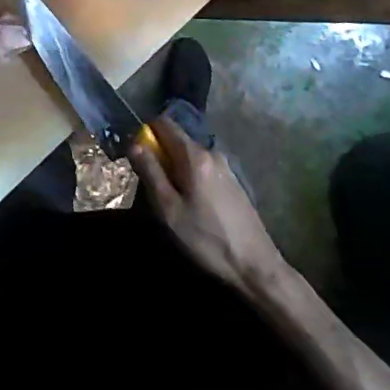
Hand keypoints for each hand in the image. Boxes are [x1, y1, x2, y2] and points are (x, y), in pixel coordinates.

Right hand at [132, 118, 285, 294]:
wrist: (255, 265)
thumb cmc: (207, 238)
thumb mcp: (170, 209)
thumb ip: (151, 172)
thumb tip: (134, 143)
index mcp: (195, 155)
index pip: (165, 124)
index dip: (146, 133)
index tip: (137, 156)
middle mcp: (211, 153)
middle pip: (177, 141)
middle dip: (160, 156)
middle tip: (152, 188)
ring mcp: (225, 167)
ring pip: (189, 157)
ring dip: (175, 170)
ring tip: (171, 202)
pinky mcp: (233, 182)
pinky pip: (202, 169)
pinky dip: (190, 178)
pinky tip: (192, 206)